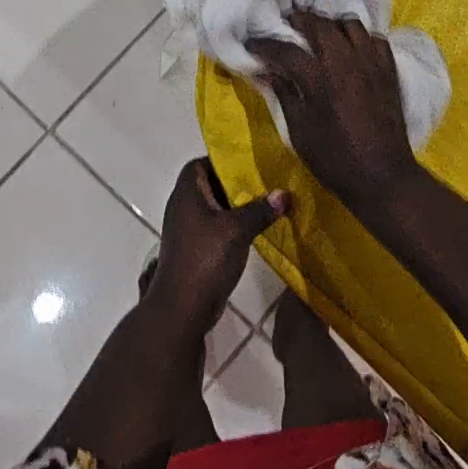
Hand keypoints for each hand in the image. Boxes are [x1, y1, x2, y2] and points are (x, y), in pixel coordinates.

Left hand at [149, 158, 288, 331]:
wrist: (183, 307)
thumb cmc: (206, 258)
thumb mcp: (237, 230)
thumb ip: (260, 209)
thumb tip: (284, 193)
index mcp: (187, 193)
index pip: (200, 163)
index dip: (222, 161)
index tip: (249, 165)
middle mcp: (183, 206)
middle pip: (209, 184)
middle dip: (236, 184)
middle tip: (265, 184)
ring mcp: (188, 229)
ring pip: (214, 208)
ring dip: (237, 207)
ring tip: (267, 205)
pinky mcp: (195, 248)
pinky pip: (215, 227)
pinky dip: (232, 225)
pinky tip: (256, 230)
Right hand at [249, 11, 419, 207]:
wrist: (382, 176)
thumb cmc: (335, 159)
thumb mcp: (299, 131)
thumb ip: (285, 95)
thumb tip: (270, 72)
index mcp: (318, 79)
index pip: (285, 50)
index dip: (265, 45)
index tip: (253, 44)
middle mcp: (345, 61)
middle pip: (319, 24)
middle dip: (298, 20)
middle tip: (287, 25)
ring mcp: (370, 62)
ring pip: (350, 24)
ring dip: (331, 24)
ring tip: (321, 33)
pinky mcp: (388, 69)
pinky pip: (374, 38)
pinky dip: (360, 37)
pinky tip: (351, 48)